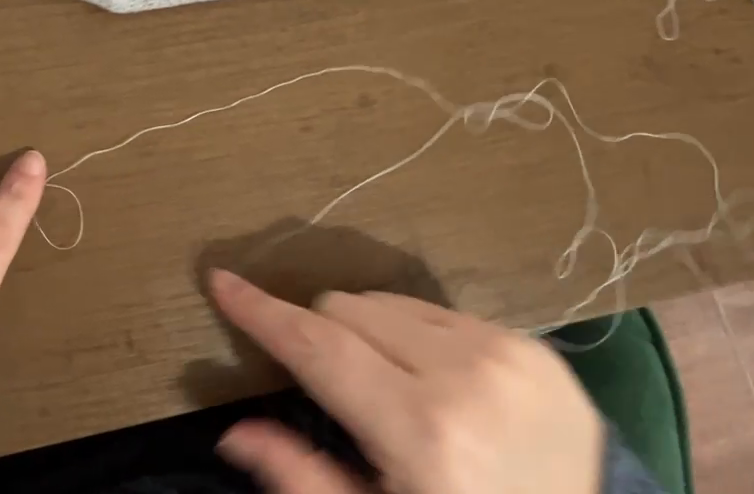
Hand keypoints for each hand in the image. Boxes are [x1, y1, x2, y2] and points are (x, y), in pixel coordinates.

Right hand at [207, 270, 602, 493]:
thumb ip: (302, 478)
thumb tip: (233, 433)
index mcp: (422, 431)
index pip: (317, 345)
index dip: (261, 312)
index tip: (220, 280)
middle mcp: (464, 374)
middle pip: (346, 307)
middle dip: (323, 335)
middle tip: (337, 389)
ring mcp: (504, 352)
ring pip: (387, 299)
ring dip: (370, 331)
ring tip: (393, 387)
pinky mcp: (532, 345)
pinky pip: (438, 309)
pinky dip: (417, 335)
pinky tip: (440, 383)